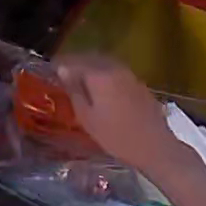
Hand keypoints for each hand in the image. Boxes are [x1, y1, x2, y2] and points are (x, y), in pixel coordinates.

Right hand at [53, 55, 185, 172]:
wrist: (155, 147)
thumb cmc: (116, 136)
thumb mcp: (87, 117)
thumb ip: (74, 90)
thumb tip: (63, 70)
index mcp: (98, 75)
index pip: (73, 61)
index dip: (60, 63)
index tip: (50, 68)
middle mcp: (114, 68)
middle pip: (90, 58)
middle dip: (75, 62)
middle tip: (63, 72)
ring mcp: (129, 75)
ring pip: (104, 63)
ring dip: (90, 66)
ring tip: (80, 78)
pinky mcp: (139, 84)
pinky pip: (115, 71)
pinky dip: (104, 73)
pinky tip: (101, 86)